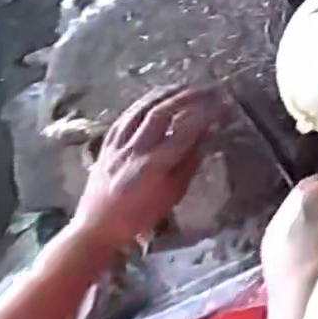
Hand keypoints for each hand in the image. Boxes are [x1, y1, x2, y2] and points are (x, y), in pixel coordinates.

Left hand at [70, 86, 221, 252]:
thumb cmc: (138, 217)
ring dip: (165, 94)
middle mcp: (134, 152)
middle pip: (162, 113)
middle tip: (208, 89)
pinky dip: (142, 104)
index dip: (207, 114)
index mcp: (153, 167)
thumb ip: (189, 163)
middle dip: (188, 96)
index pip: (185, 130)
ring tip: (184, 86)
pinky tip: (155, 98)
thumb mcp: (173, 195)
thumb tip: (205, 136)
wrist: (94, 231)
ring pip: (141, 110)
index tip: (223, 106)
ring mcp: (117, 148)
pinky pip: (124, 118)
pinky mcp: (106, 147)